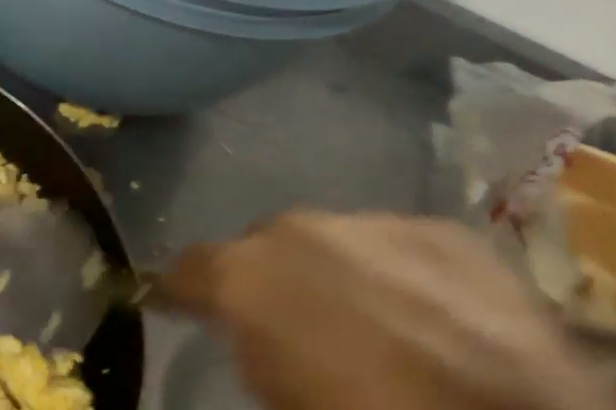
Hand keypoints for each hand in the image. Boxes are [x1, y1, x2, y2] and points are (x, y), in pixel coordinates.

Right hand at [163, 213, 615, 409]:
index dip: (179, 292)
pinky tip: (429, 317)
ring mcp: (367, 222)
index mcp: (243, 274)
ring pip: (331, 242)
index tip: (174, 306)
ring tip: (373, 323)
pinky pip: (397, 248)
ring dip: (336, 274)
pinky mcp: (440, 232)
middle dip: (271, 281)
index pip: (184, 271)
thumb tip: (252, 337)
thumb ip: (253, 350)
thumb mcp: (285, 398)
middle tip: (296, 328)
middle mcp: (290, 230)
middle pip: (261, 248)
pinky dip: (400, 275)